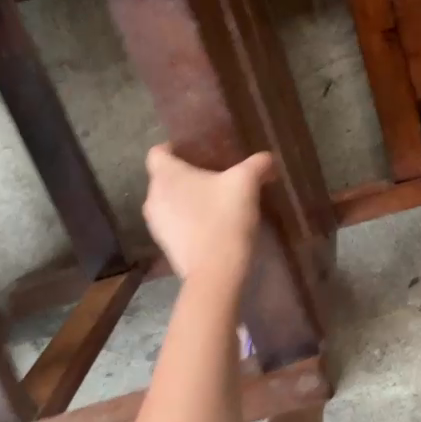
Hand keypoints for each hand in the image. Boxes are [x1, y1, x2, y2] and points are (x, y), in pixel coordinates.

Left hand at [143, 145, 274, 282]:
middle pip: (165, 177)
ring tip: (215, 202)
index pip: (158, 151)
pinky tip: (212, 226)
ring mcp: (156, 224)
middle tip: (215, 176)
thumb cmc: (225, 219)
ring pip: (169, 202)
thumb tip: (267, 159)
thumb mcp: (247, 184)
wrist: (216, 273)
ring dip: (187, 200)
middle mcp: (153, 197)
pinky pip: (174, 223)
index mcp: (166, 175)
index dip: (175, 148)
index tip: (197, 153)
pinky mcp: (165, 246)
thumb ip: (257, 165)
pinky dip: (188, 221)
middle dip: (187, 175)